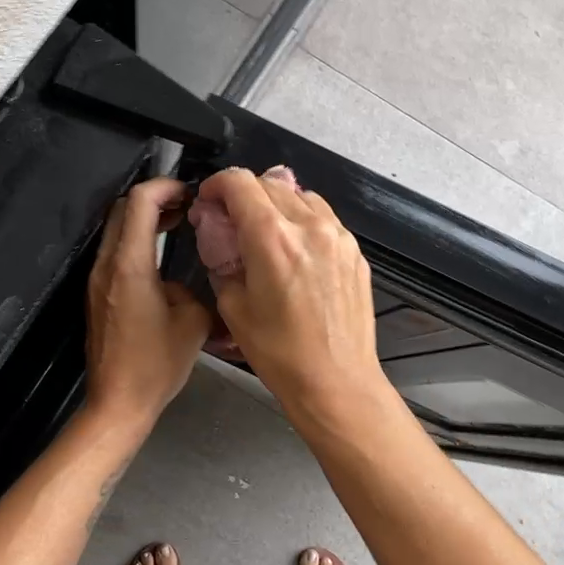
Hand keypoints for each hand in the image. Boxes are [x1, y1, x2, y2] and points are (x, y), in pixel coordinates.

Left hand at [84, 178, 212, 427]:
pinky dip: (137, 243)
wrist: (118, 403)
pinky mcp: (97, 297)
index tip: (189, 192)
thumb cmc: (155, 366)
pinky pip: (114, 254)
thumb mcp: (193, 322)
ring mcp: (97, 281)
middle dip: (154, 198)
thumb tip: (180, 284)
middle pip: (122, 209)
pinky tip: (160, 259)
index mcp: (130, 266)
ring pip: (116, 231)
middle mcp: (107, 266)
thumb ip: (190, 288)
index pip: (140, 202)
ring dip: (144, 221)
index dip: (166, 186)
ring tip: (176, 225)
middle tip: (185, 205)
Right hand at [194, 167, 389, 417]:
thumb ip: (223, 263)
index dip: (217, 185)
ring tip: (262, 231)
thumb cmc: (282, 354)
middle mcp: (309, 228)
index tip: (209, 199)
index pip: (240, 183)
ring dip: (275, 203)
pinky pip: (323, 218)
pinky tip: (292, 247)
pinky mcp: (354, 252)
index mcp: (273, 239)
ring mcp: (337, 237)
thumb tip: (221, 242)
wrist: (336, 381)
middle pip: (270, 183)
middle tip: (229, 219)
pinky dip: (302, 220)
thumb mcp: (233, 309)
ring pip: (300, 195)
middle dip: (243, 195)